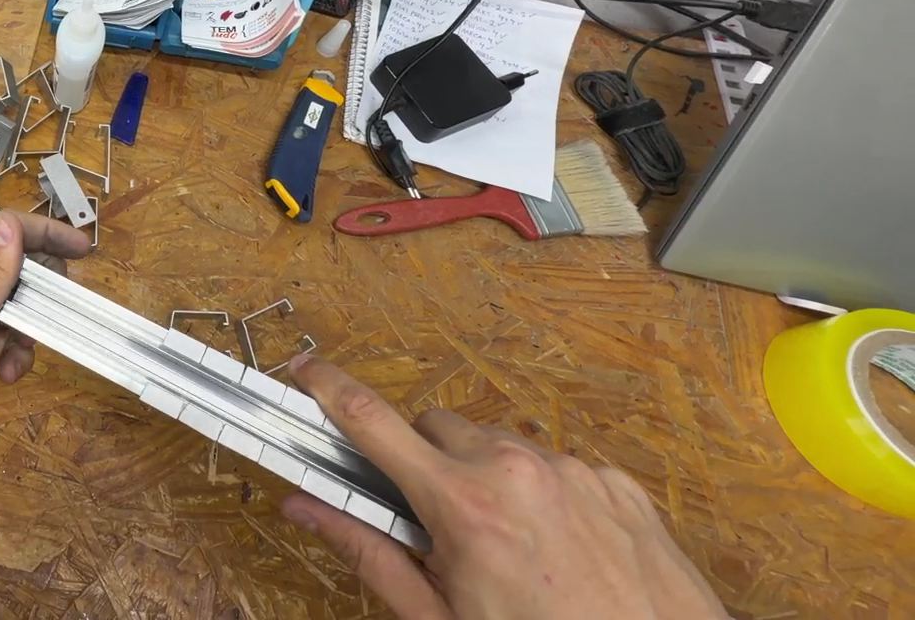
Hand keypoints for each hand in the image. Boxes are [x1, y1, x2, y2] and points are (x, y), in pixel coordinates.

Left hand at [0, 211, 89, 468]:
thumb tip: (11, 222)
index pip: (9, 228)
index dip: (48, 233)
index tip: (84, 251)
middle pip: (18, 265)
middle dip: (42, 291)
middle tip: (52, 318)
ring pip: (15, 304)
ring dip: (28, 330)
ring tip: (17, 360)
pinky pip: (4, 334)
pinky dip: (13, 351)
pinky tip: (6, 375)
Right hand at [281, 355, 728, 619]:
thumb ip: (366, 551)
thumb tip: (301, 507)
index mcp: (464, 505)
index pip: (371, 419)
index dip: (326, 386)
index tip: (304, 369)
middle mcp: (517, 470)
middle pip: (432, 426)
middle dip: (421, 459)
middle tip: (435, 517)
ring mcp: (574, 472)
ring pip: (492, 441)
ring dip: (481, 472)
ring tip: (507, 540)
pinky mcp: (619, 484)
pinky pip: (552, 462)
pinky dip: (538, 489)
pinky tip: (558, 545)